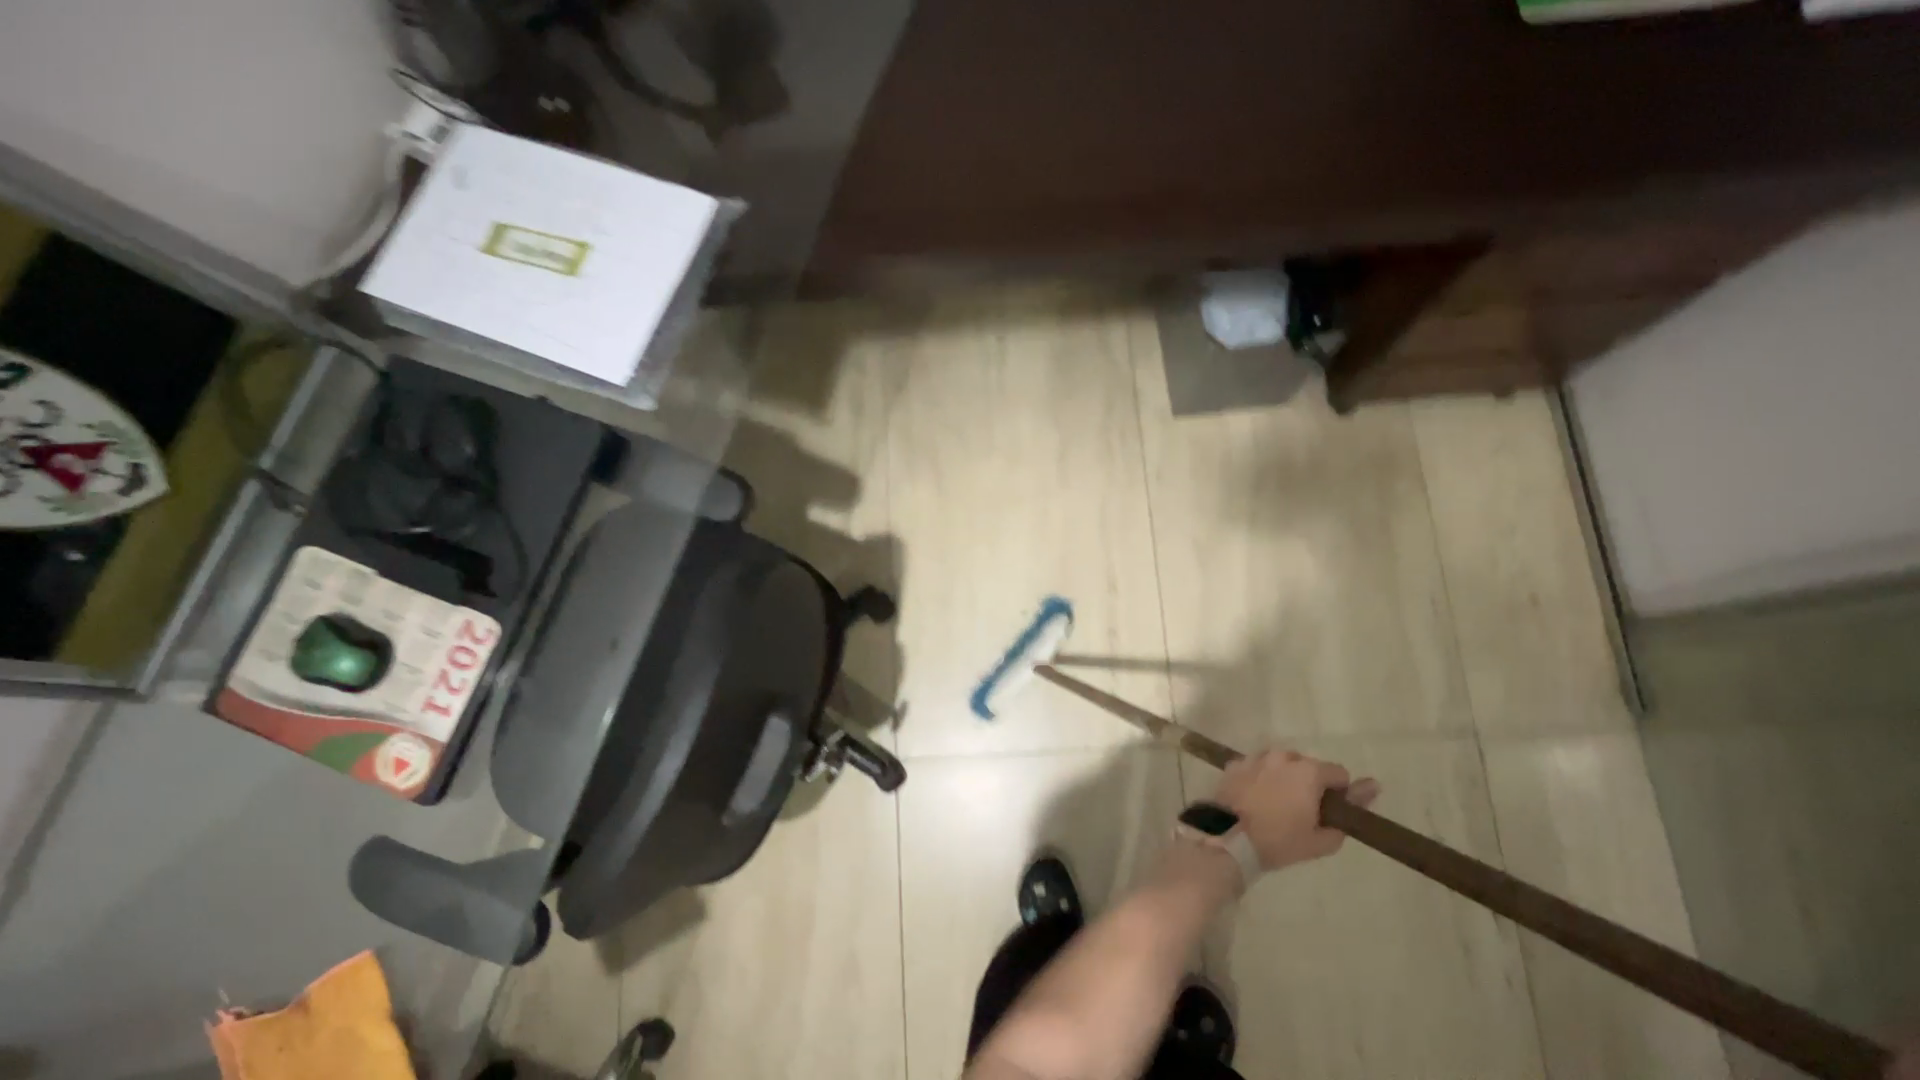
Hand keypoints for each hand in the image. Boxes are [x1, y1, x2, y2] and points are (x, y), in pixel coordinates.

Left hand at [1212, 749, 1380, 870]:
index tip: (1328, 812)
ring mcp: (1255, 758)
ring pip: (1280, 764)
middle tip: (1300, 812)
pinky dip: (1260, 779)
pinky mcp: (1234, 765)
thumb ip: (1350, 813)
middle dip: (1309, 784)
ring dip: (1283, 778)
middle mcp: (1283, 756)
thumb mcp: (1321, 839)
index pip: (1339, 774)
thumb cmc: (1279, 841)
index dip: (1338, 794)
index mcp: (1309, 771)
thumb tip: (1373, 787)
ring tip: (1275, 805)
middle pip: (1307, 766)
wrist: (1228, 840)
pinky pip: (1256, 768)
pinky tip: (1254, 799)